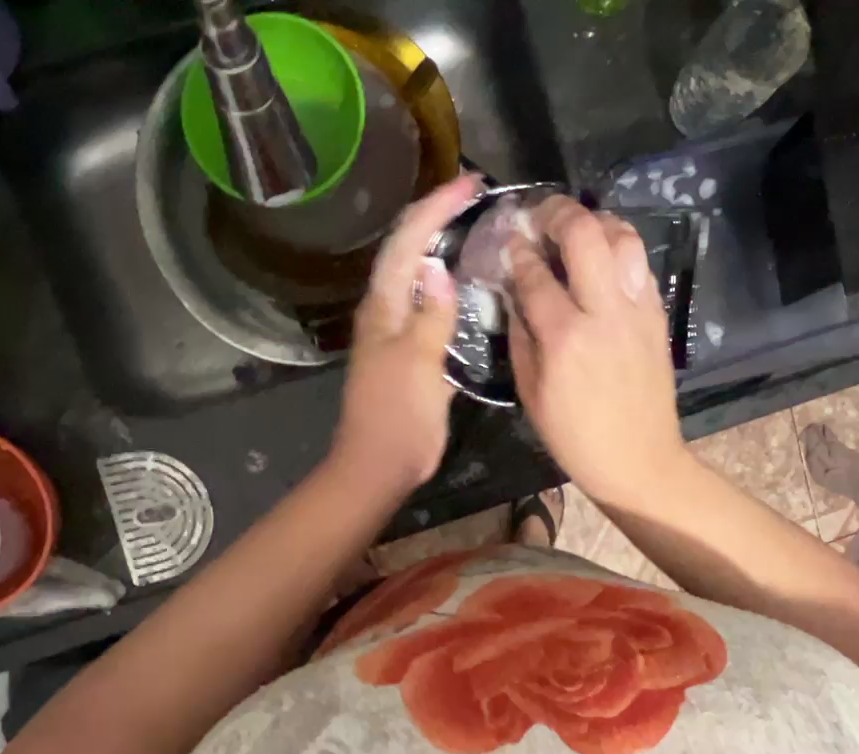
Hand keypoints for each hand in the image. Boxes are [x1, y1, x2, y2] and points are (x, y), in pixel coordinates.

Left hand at [329, 173, 483, 494]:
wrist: (381, 464)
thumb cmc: (396, 415)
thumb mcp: (416, 363)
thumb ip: (430, 316)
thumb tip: (440, 268)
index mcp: (383, 307)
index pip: (407, 242)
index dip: (436, 208)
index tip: (471, 183)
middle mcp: (388, 311)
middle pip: (410, 251)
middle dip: (438, 217)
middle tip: (475, 196)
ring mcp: (400, 333)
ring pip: (421, 278)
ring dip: (444, 248)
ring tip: (477, 227)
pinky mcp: (414, 355)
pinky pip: (434, 309)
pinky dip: (453, 290)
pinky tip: (474, 287)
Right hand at [507, 196, 688, 506]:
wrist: (639, 460)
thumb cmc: (575, 437)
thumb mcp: (531, 394)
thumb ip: (521, 337)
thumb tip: (514, 294)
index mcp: (565, 338)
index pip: (535, 274)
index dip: (517, 251)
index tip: (508, 241)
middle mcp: (604, 313)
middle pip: (584, 234)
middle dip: (557, 213)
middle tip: (540, 216)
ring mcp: (637, 311)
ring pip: (623, 237)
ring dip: (595, 222)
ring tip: (576, 229)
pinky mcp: (658, 316)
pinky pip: (640, 264)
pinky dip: (619, 249)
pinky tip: (602, 258)